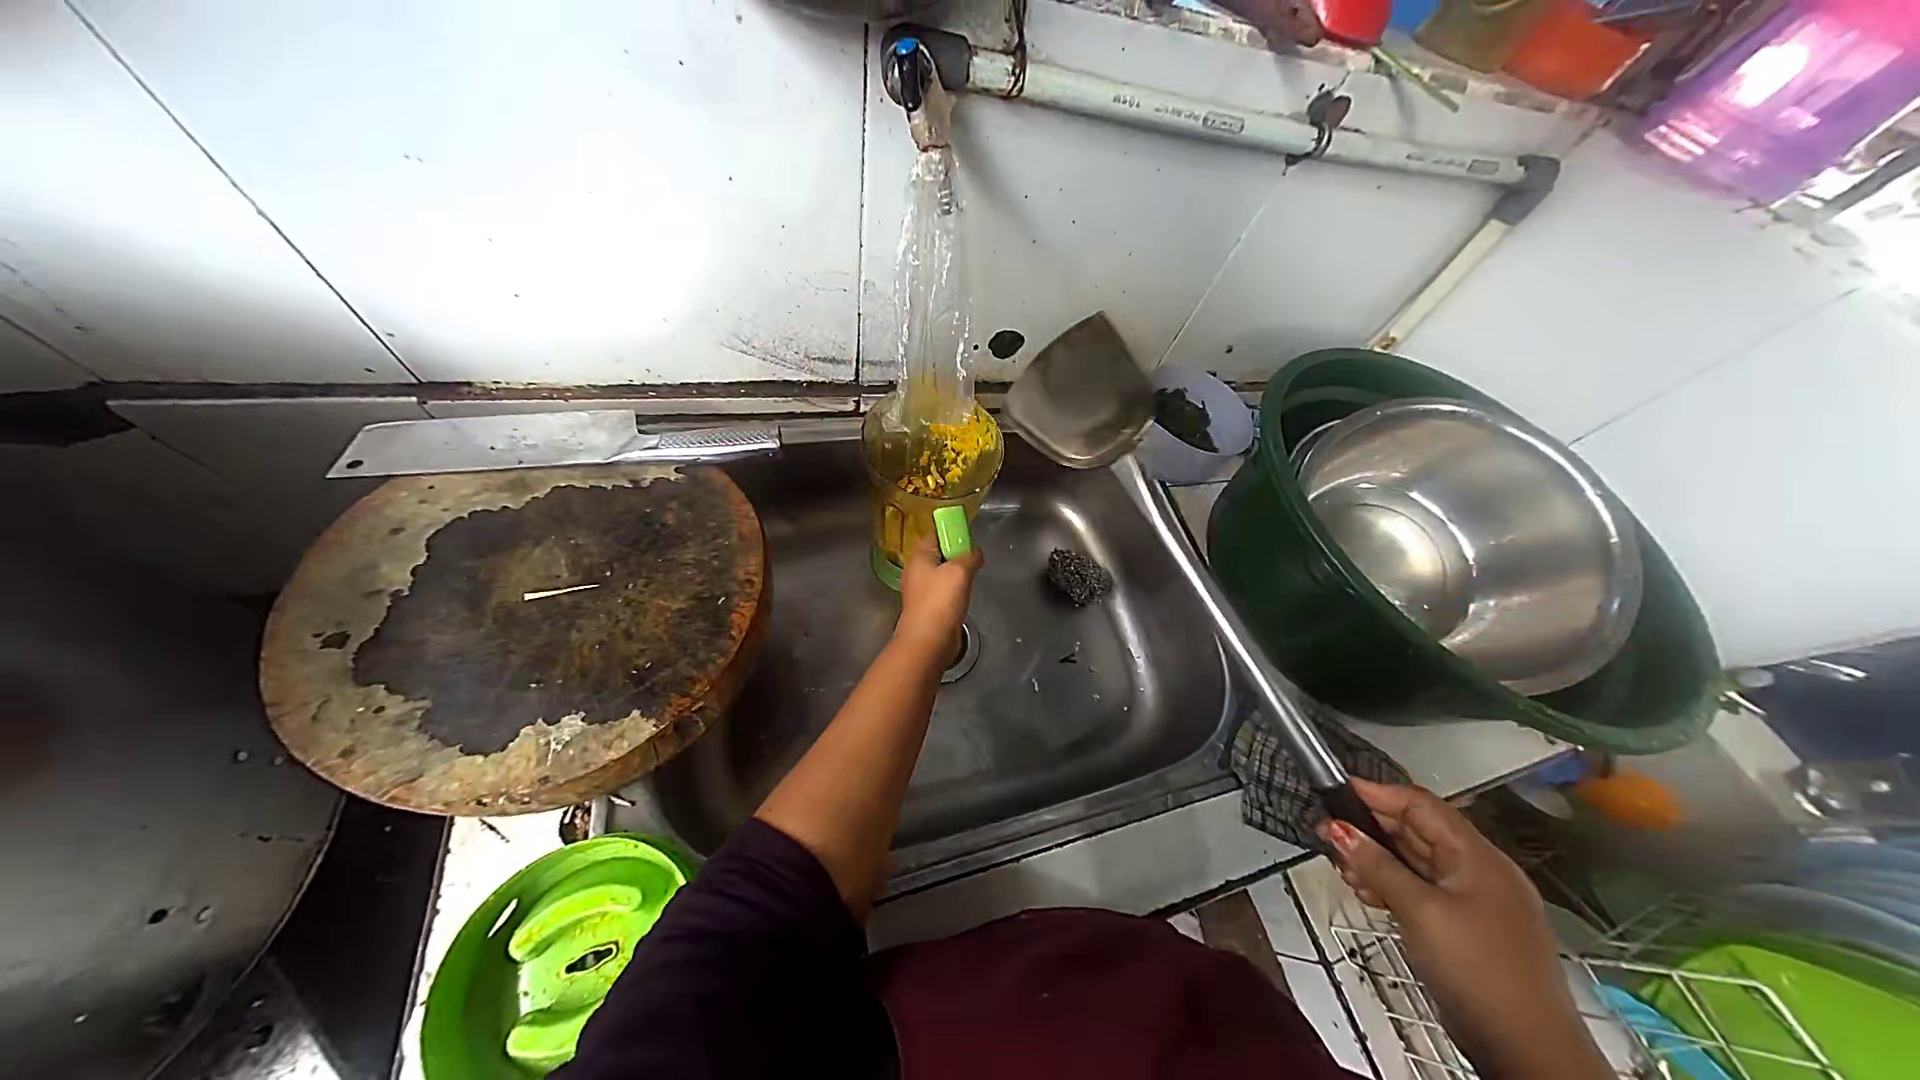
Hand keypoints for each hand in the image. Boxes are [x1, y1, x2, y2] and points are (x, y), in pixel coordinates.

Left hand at [895, 533, 981, 650]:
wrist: (929, 640)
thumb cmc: (941, 600)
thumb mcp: (960, 570)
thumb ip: (970, 556)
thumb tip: (976, 552)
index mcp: (919, 556)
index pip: (934, 534)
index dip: (951, 532)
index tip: (969, 536)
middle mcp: (917, 570)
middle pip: (939, 553)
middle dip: (958, 554)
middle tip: (975, 558)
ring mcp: (922, 590)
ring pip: (943, 573)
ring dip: (958, 573)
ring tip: (972, 576)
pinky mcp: (929, 606)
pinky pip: (944, 590)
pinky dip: (955, 590)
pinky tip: (965, 594)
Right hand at [1318, 779, 1610, 1079]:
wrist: (1528, 1053)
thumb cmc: (1481, 973)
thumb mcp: (1420, 911)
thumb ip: (1376, 866)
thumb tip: (1338, 829)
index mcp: (1478, 857)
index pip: (1421, 805)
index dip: (1377, 793)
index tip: (1336, 790)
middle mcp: (1480, 872)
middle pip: (1418, 831)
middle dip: (1371, 829)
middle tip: (1329, 834)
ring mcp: (1475, 901)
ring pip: (1416, 861)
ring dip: (1377, 859)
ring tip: (1344, 868)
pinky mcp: (1466, 927)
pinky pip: (1422, 889)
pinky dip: (1392, 884)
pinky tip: (1369, 893)